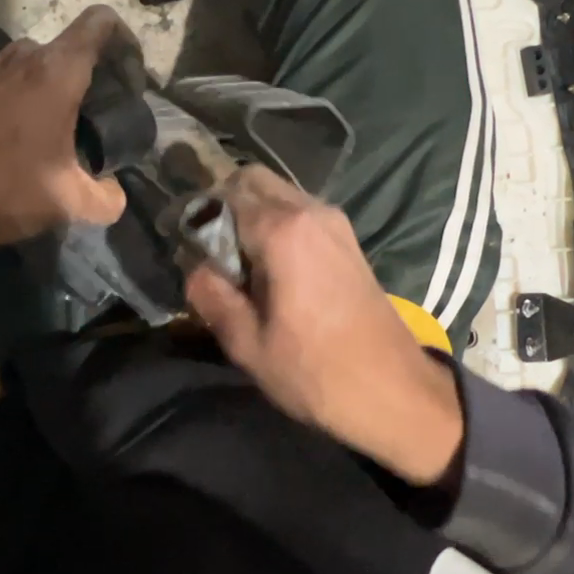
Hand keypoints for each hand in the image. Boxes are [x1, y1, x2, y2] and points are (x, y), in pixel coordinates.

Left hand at [0, 7, 130, 323]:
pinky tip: (32, 146)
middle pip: (74, 49)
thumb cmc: (0, 187)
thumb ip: (106, 200)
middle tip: (107, 120)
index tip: (133, 80)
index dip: (126, 41)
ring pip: (44, 68)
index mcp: (57, 71)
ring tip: (71, 136)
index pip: (101, 23)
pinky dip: (34, 103)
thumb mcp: (67, 203)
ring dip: (63, 93)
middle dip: (97, 78)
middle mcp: (26, 58)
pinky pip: (18, 85)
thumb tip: (115, 195)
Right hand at [184, 167, 464, 484]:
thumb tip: (195, 268)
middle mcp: (311, 212)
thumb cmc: (315, 372)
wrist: (394, 392)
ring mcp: (335, 223)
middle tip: (206, 248)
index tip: (178, 240)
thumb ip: (212, 296)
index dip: (195, 214)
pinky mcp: (348, 240)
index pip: (223, 195)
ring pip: (278, 193)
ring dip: (250, 214)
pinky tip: (267, 269)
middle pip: (253, 180)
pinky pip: (300, 212)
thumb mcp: (247, 344)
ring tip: (236, 262)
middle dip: (222, 203)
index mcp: (283, 231)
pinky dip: (276, 225)